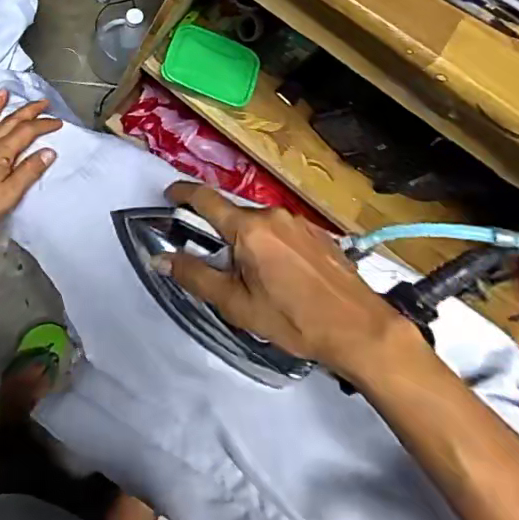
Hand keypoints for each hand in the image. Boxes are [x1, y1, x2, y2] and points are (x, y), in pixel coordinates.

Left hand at [0, 94, 62, 247]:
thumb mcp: (11, 192)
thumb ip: (30, 170)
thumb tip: (49, 151)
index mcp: (1, 152)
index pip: (27, 132)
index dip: (44, 124)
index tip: (58, 121)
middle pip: (10, 122)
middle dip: (28, 110)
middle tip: (42, 102)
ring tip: (3, 93)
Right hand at [156, 181, 419, 382]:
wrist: (357, 325)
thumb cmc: (292, 319)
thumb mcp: (236, 304)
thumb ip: (196, 276)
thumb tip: (161, 257)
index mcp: (249, 228)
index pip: (206, 199)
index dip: (183, 193)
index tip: (169, 195)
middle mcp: (273, 215)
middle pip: (234, 217)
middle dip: (220, 236)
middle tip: (218, 268)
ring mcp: (299, 222)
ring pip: (260, 226)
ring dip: (248, 244)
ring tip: (254, 281)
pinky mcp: (317, 233)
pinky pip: (282, 233)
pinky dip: (271, 248)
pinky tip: (281, 278)